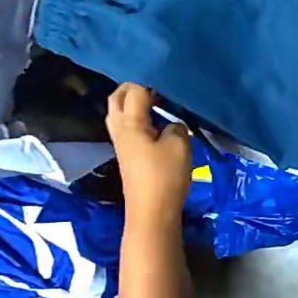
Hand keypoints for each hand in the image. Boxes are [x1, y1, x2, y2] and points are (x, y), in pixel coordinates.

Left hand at [107, 83, 192, 223]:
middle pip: (117, 98)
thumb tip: (171, 124)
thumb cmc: (165, 177)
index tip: (169, 84)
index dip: (151, 83)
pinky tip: (154, 123)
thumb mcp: (180, 145)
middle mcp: (120, 129)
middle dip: (134, 88)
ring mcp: (121, 144)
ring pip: (118, 113)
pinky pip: (126, 127)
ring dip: (133, 104)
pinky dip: (136, 118)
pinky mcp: (127, 156)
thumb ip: (176, 126)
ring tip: (156, 103)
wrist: (152, 213)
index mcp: (130, 123)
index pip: (135, 91)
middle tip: (156, 88)